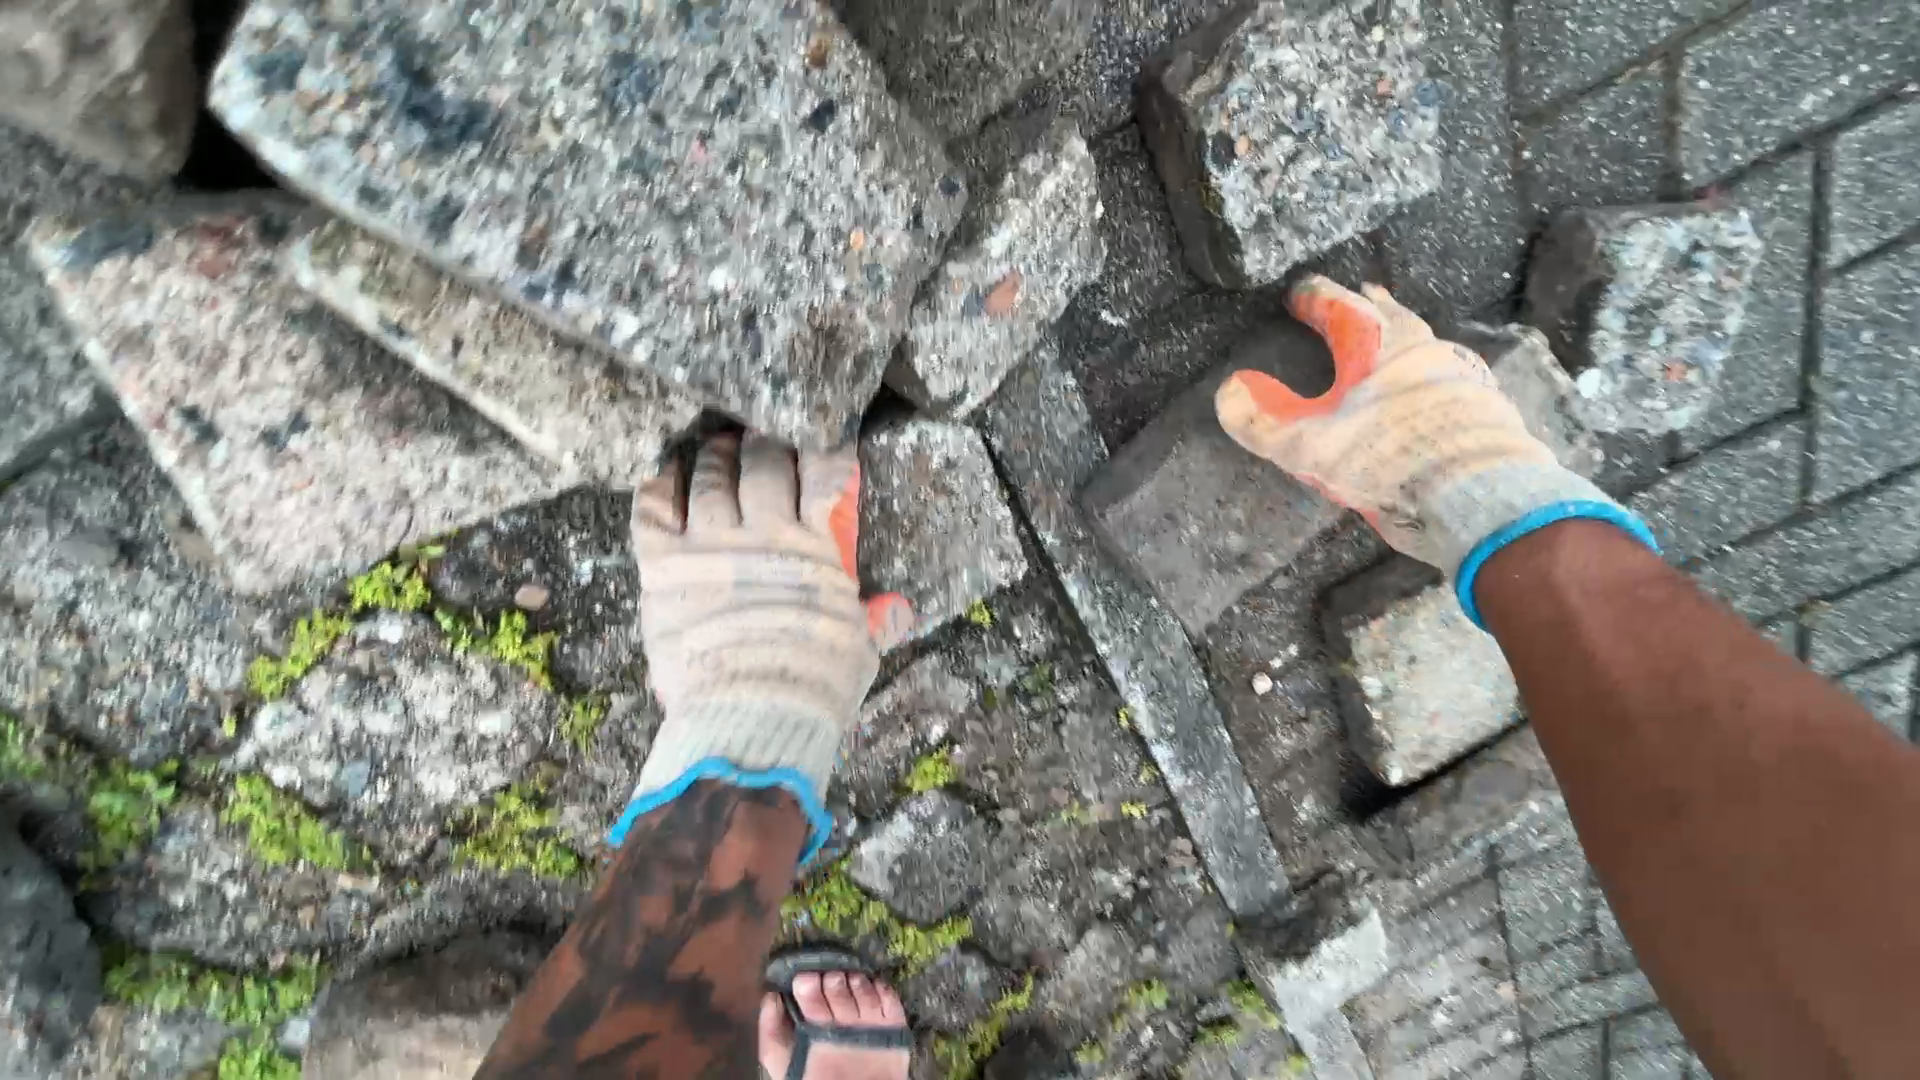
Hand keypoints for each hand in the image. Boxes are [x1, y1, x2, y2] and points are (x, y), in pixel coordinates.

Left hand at [626, 432, 912, 819]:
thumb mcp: (857, 646)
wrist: (754, 712)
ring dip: (717, 456)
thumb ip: (874, 619)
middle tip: (762, 440)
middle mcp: (762, 532)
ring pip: (711, 478)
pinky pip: (654, 508)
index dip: (825, 453)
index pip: (823, 479)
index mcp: (813, 547)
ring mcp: (709, 544)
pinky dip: (661, 484)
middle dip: (765, 446)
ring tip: (719, 446)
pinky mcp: (664, 565)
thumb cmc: (815, 682)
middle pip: (763, 466)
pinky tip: (669, 471)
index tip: (825, 442)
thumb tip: (901, 612)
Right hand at [1216, 277, 1647, 619]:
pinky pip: (1444, 376)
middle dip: (1369, 306)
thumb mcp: (1306, 445)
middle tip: (1358, 295)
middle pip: (1392, 316)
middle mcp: (1422, 350)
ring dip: (1401, 338)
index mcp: (1378, 347)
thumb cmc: (1386, 459)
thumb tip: (1229, 388)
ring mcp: (1458, 377)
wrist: (1479, 497)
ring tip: (1387, 342)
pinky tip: (1421, 391)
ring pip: (1423, 344)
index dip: (1315, 298)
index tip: (1298, 292)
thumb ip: (1260, 418)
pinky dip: (1423, 374)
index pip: (1340, 308)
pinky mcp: (1481, 410)